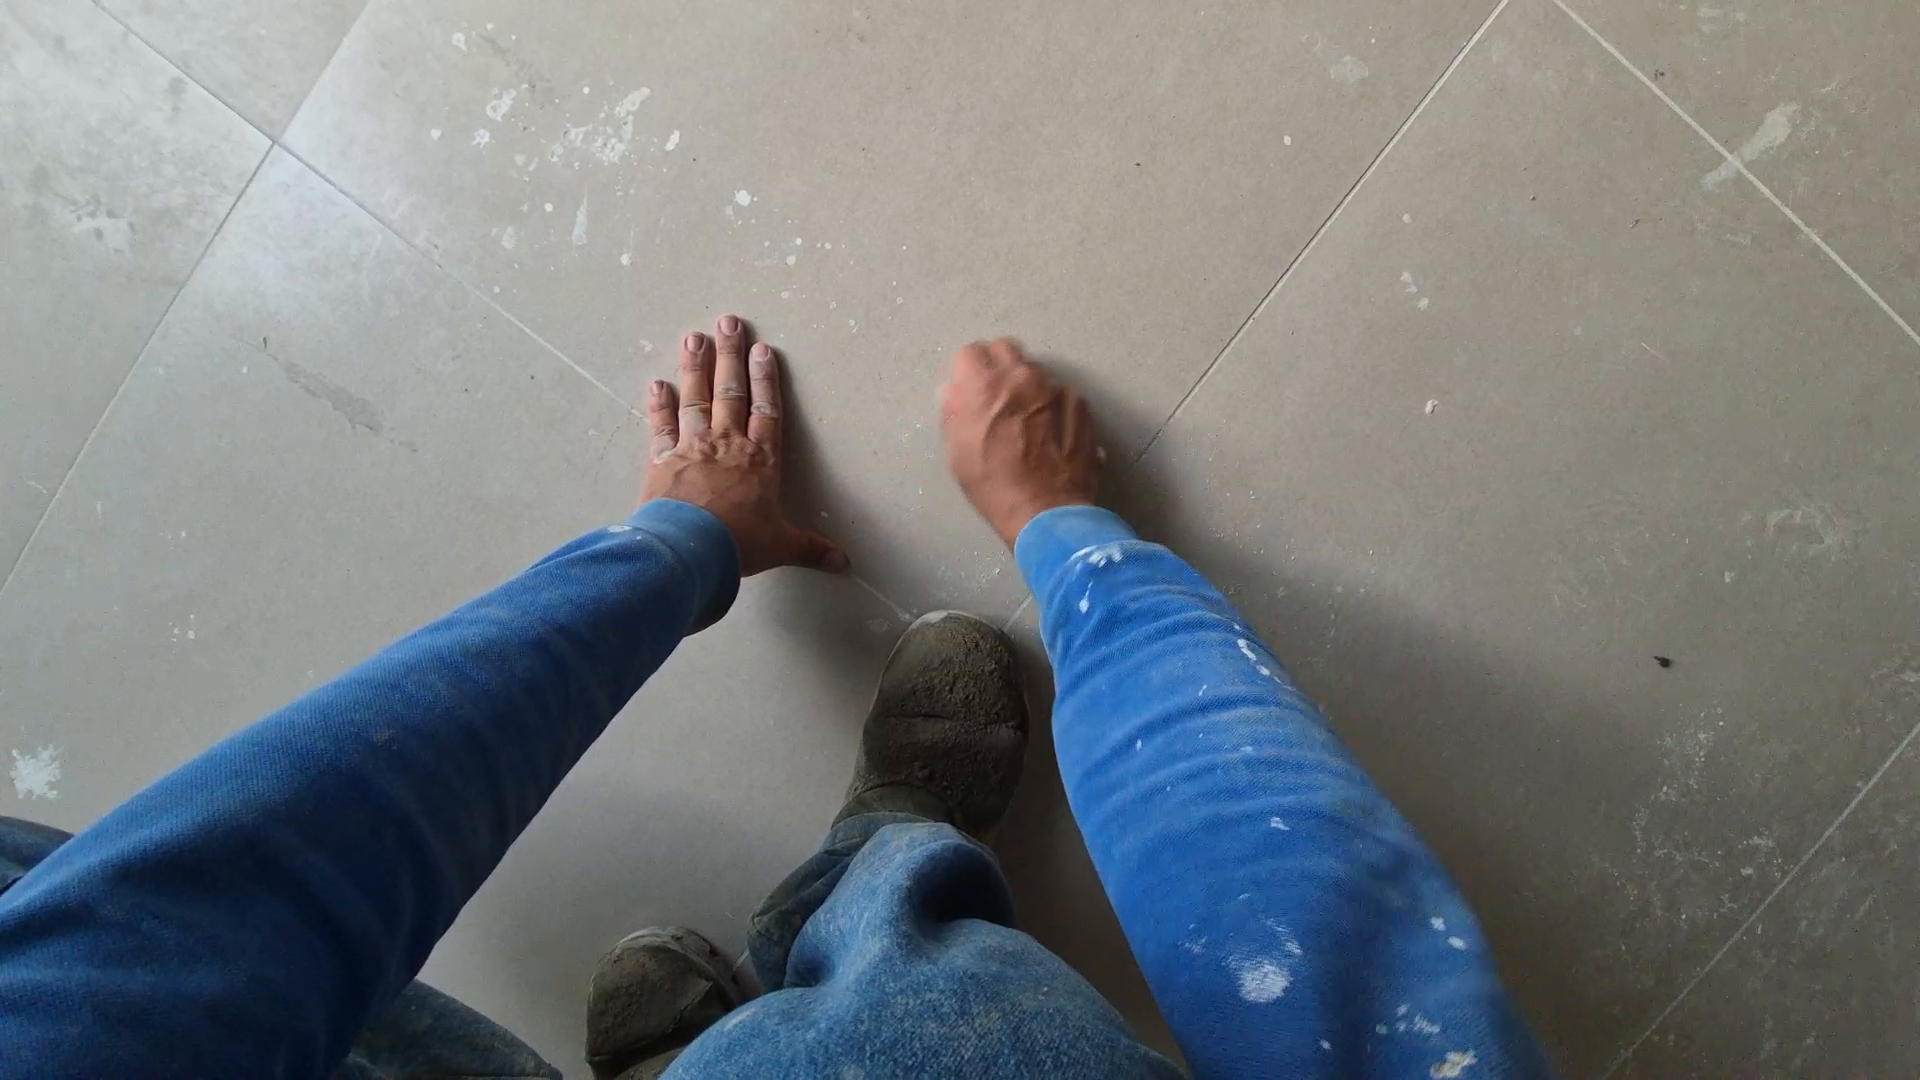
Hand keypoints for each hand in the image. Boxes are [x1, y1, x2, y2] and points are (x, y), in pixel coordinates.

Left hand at [642, 315, 848, 576]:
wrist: (691, 549)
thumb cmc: (741, 542)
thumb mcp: (782, 545)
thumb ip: (811, 549)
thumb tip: (845, 564)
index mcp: (761, 459)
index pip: (767, 410)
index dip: (766, 379)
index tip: (763, 350)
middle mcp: (728, 444)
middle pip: (731, 392)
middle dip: (731, 356)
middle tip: (728, 323)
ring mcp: (693, 447)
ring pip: (696, 398)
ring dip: (695, 367)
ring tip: (694, 337)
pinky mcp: (663, 459)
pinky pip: (662, 426)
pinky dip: (659, 405)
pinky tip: (657, 383)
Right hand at [940, 338, 1099, 547]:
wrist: (1045, 510)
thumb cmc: (992, 484)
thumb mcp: (956, 449)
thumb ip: (954, 409)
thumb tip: (956, 389)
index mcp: (984, 384)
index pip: (969, 352)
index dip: (968, 371)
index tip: (969, 389)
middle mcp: (1021, 375)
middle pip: (1005, 348)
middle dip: (998, 366)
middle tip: (997, 396)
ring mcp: (1055, 387)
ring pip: (1035, 369)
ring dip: (1027, 384)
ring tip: (1026, 418)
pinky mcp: (1080, 404)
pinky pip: (1061, 392)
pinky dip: (1053, 403)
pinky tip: (1050, 432)